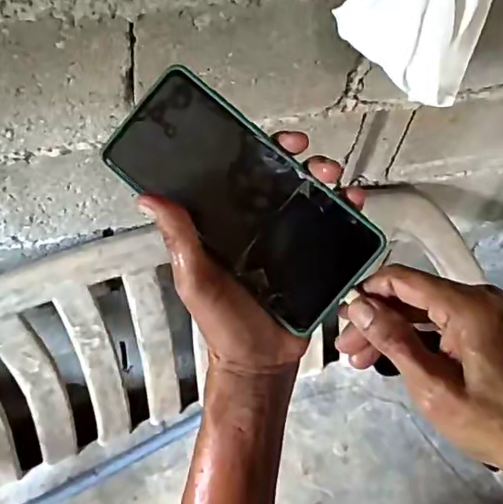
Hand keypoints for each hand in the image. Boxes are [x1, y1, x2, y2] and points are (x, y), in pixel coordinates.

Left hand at [138, 130, 364, 377]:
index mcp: (231, 224)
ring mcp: (289, 241)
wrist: (259, 363)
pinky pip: (333, 229)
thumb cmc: (222, 323)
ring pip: (312, 199)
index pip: (246, 175)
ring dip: (327, 182)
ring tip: (335, 181)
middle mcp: (261, 226)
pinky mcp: (314, 259)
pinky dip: (346, 211)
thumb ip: (178, 237)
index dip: (263, 151)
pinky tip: (353, 204)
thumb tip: (149, 198)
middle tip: (314, 162)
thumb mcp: (193, 277)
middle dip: (304, 163)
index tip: (280, 141)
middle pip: (286, 181)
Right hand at [334, 265, 502, 469]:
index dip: (368, 291)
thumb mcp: (434, 388)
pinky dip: (416, 336)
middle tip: (347, 346)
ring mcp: (487, 312)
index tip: (342, 314)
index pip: (402, 279)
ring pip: (424, 309)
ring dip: (392, 329)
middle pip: (411, 294)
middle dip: (376, 318)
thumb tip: (359, 307)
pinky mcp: (489, 328)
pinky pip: (442, 320)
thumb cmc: (494, 424)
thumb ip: (394, 341)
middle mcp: (478, 298)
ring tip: (361, 356)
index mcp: (467, 306)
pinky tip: (393, 356)